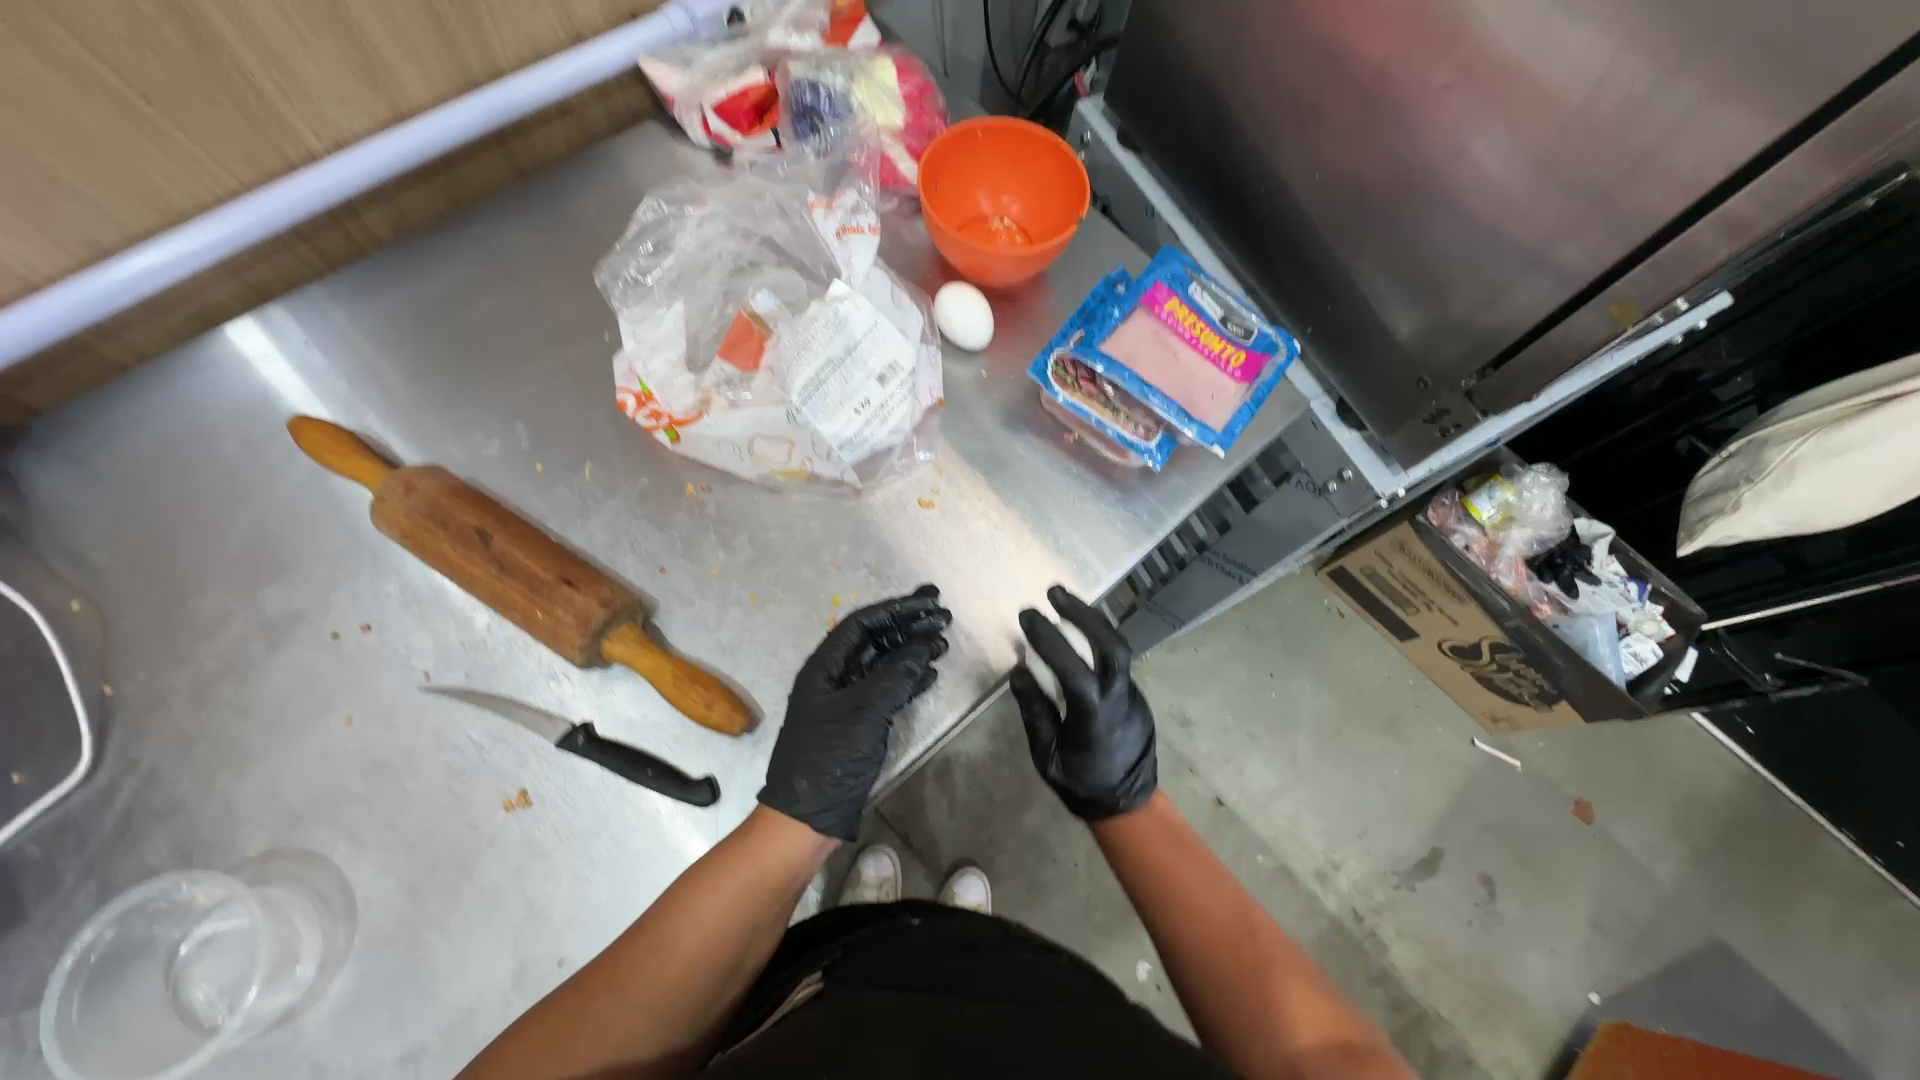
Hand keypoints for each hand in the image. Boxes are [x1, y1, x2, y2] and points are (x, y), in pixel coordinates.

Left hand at [759, 585, 952, 840]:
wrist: (809, 814)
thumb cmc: (830, 757)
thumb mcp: (865, 711)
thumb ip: (895, 675)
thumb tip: (923, 645)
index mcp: (824, 666)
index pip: (862, 624)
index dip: (896, 609)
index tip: (929, 602)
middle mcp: (833, 677)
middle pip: (873, 640)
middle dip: (907, 627)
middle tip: (942, 617)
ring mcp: (845, 700)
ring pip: (881, 664)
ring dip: (910, 652)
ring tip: (942, 644)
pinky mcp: (857, 722)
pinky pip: (885, 689)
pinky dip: (907, 680)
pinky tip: (929, 675)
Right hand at [1011, 586, 1156, 820]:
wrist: (1127, 804)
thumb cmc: (1080, 784)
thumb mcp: (1047, 756)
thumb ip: (1035, 713)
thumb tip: (1019, 671)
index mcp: (1096, 718)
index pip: (1074, 671)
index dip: (1052, 641)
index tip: (1028, 617)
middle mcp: (1121, 700)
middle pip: (1112, 646)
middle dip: (1083, 614)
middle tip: (1054, 592)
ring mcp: (1134, 696)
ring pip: (1120, 649)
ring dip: (1093, 621)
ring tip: (1065, 603)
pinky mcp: (1136, 695)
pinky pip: (1118, 661)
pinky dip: (1099, 640)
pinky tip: (1081, 633)